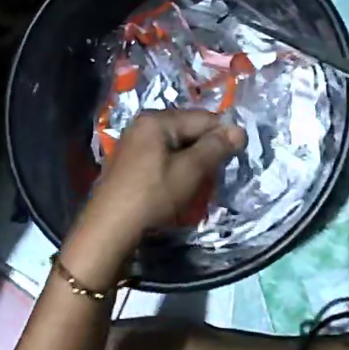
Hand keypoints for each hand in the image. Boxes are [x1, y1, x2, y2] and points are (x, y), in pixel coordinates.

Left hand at [63, 110, 245, 283]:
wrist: (108, 231)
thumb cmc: (153, 196)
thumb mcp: (190, 171)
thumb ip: (216, 147)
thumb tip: (239, 129)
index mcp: (157, 119)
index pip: (204, 118)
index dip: (224, 135)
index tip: (236, 157)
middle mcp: (143, 125)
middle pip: (189, 130)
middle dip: (207, 149)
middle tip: (217, 174)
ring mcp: (134, 144)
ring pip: (177, 146)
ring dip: (193, 162)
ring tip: (200, 183)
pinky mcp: (130, 164)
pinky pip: (163, 158)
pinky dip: (177, 169)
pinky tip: (179, 187)